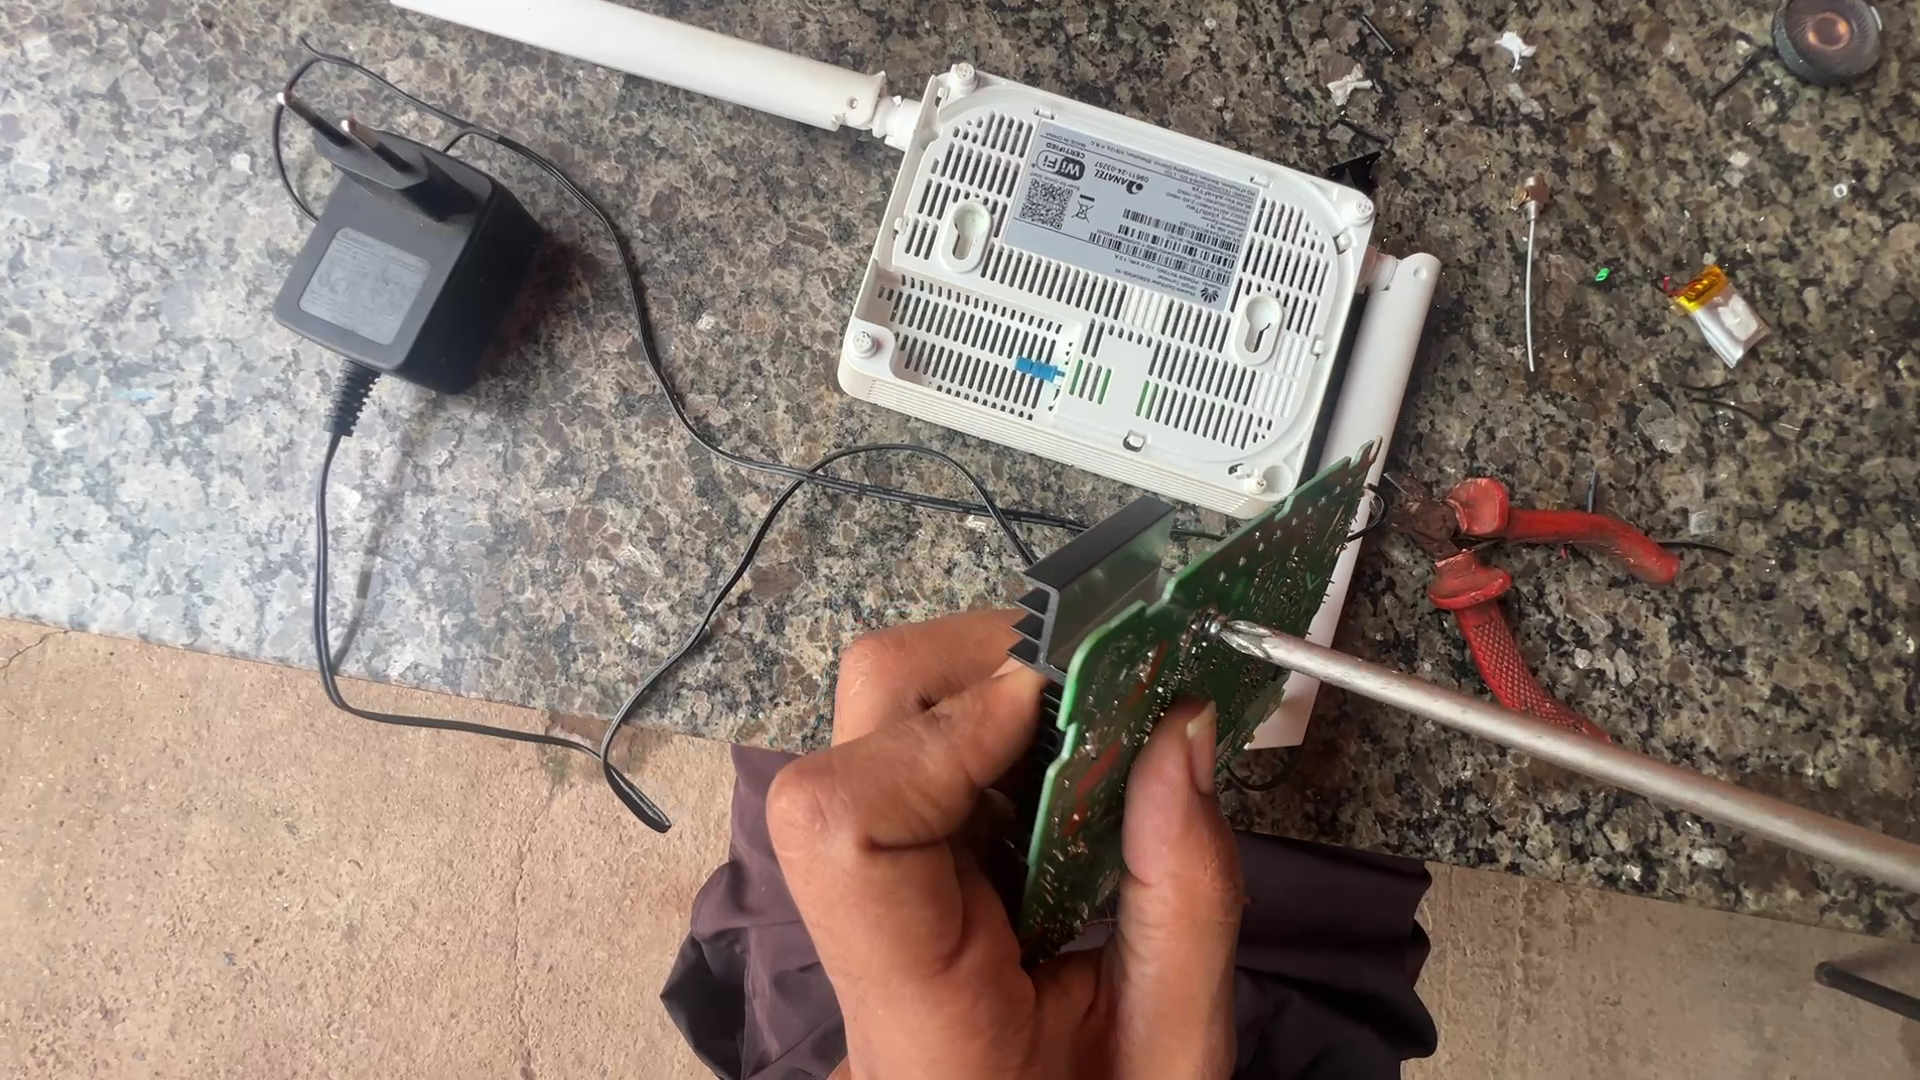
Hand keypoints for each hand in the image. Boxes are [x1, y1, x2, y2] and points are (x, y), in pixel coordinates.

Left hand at [766, 610, 1244, 1078]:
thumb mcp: (1164, 1053)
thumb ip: (1184, 900)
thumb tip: (1181, 726)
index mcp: (907, 992)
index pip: (845, 815)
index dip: (947, 732)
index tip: (1056, 709)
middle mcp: (854, 896)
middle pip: (869, 707)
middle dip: (988, 665)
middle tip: (1095, 691)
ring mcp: (858, 845)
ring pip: (893, 692)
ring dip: (998, 678)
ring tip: (1085, 722)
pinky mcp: (885, 820)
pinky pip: (920, 716)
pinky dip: (998, 704)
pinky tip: (1056, 750)